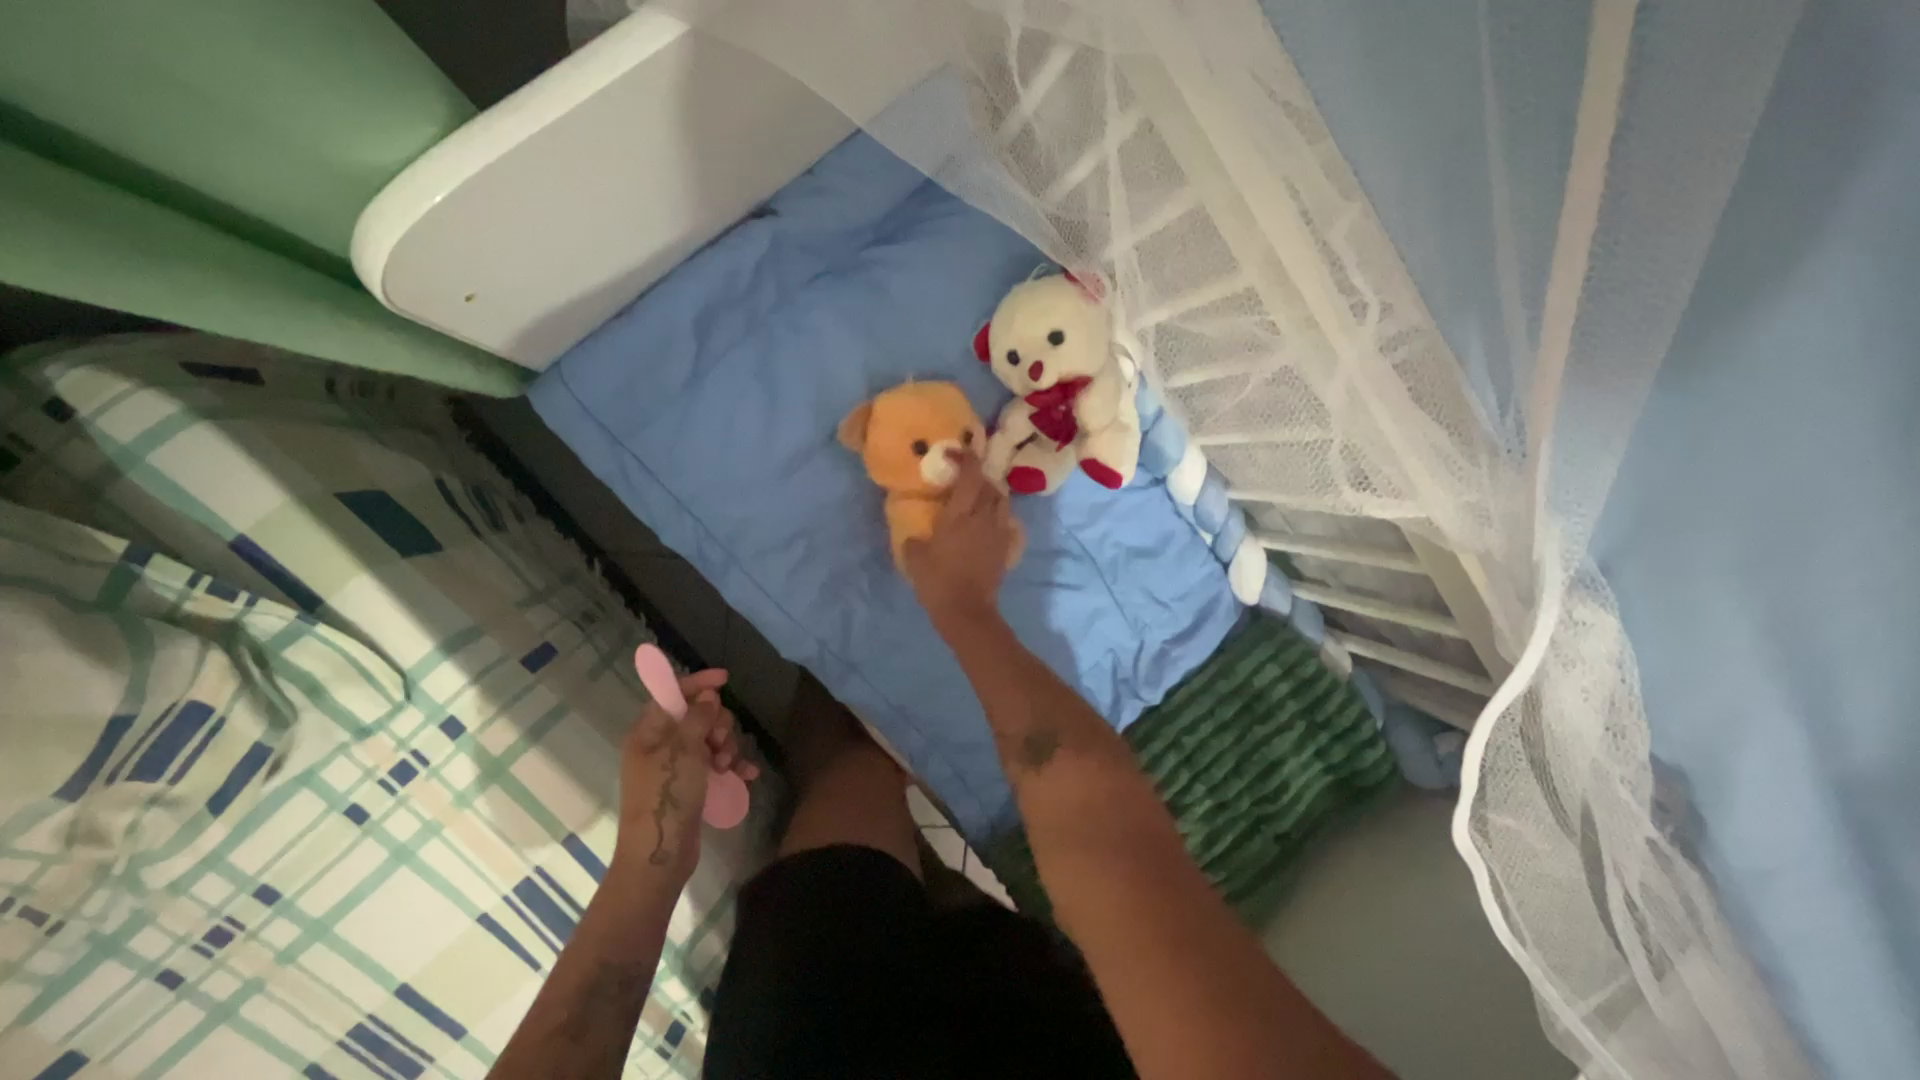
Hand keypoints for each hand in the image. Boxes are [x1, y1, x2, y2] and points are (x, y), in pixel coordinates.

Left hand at [614, 669, 760, 882]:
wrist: (660, 854)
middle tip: (721, 742)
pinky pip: (715, 767)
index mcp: (648, 732)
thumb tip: (708, 696)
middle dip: (717, 724)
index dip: (698, 683)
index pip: (672, 694)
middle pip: (697, 717)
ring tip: (729, 766)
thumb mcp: (683, 750)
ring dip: (727, 748)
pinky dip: (732, 768)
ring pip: (710, 741)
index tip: (726, 679)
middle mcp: (659, 746)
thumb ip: (697, 717)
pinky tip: (748, 776)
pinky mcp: (690, 788)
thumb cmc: (666, 796)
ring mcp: (675, 768)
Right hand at [903, 451, 1016, 623]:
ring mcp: (999, 534)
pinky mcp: (1006, 550)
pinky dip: (1002, 518)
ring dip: (992, 495)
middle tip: (965, 480)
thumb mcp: (915, 558)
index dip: (966, 459)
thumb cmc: (937, 582)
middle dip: (980, 477)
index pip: (971, 475)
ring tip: (979, 500)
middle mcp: (984, 518)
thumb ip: (915, 541)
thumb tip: (914, 536)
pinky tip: (991, 525)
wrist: (966, 611)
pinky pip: (1009, 525)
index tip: (955, 452)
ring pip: (1003, 503)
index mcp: (960, 515)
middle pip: (991, 486)